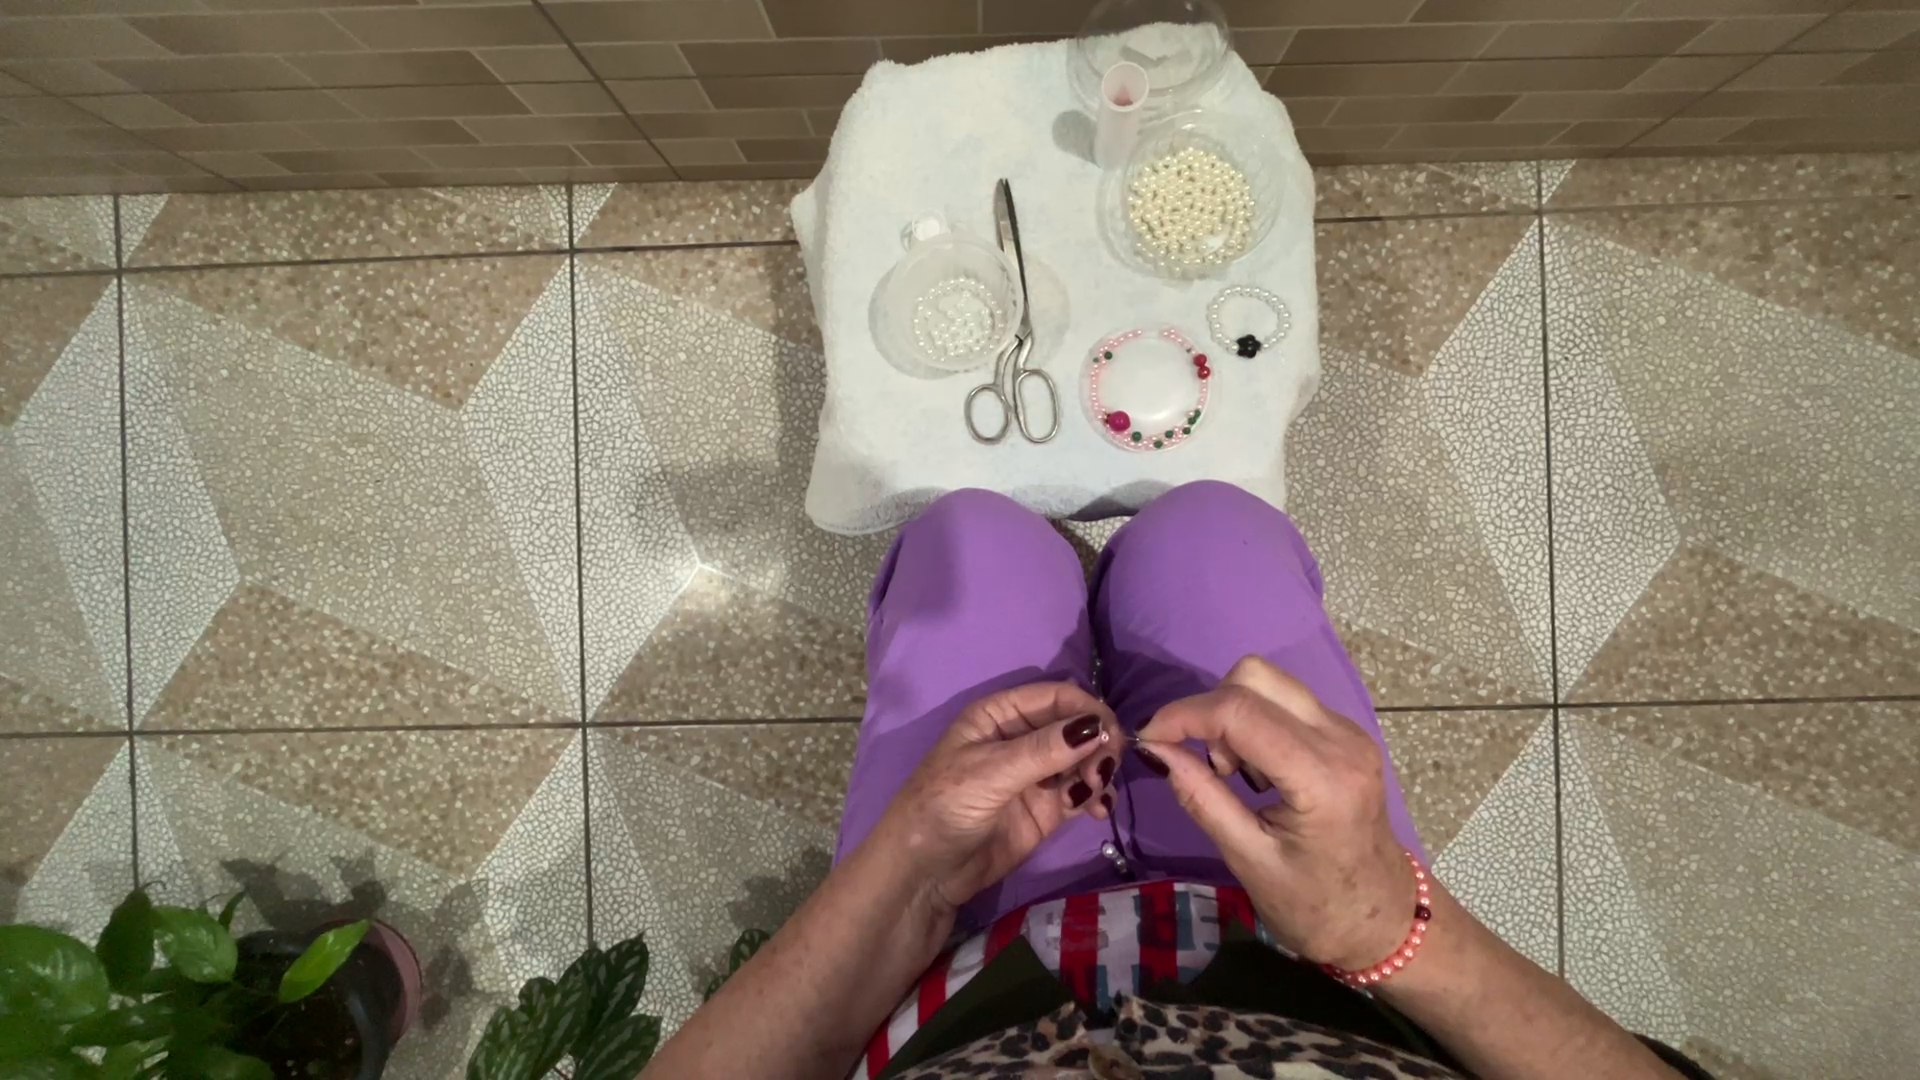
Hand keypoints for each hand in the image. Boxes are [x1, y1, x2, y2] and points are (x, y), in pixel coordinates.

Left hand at [873, 682, 1120, 916]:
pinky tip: (1097, 811)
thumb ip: (1043, 751)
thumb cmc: (943, 807)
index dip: (1086, 709)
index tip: (1111, 733)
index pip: (1054, 697)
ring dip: (1099, 771)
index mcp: (999, 714)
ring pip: (1083, 759)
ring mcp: (1035, 774)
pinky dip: (1096, 796)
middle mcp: (1021, 737)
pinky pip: (1081, 792)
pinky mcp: (1046, 809)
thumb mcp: (990, 773)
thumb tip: (1097, 727)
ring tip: (1098, 794)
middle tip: (1104, 771)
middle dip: (1096, 743)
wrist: (924, 874)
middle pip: (1074, 726)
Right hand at [1135, 656, 1413, 969]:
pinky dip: (1250, 719)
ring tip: (1232, 769)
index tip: (1150, 738)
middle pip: (1253, 676)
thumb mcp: (1246, 859)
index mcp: (1322, 778)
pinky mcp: (1343, 732)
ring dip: (1230, 711)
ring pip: (1266, 680)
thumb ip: (1200, 796)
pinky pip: (1281, 698)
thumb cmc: (1315, 906)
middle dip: (1209, 709)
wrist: (1385, 924)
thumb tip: (1155, 748)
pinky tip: (1254, 766)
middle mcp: (1340, 740)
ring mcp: (1347, 731)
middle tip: (1206, 762)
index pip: (1239, 712)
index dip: (1183, 715)